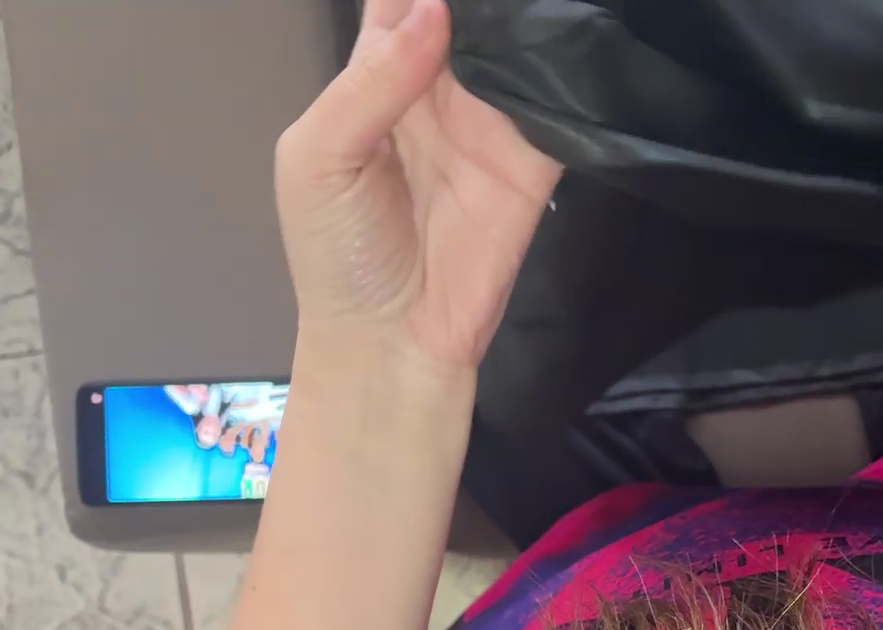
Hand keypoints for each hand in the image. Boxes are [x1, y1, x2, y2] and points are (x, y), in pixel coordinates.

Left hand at [274, 0, 561, 371]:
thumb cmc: (338, 254)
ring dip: (522, 25)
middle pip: (464, 19)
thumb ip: (369, 82)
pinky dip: (562, 75)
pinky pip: (552, 112)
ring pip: (512, 52)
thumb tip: (435, 11)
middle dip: (478, 2)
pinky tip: (563, 42)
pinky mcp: (531, 169)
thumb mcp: (319, 156)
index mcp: (375, 85)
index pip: (400, 6)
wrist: (394, 342)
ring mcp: (487, 132)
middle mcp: (436, 98)